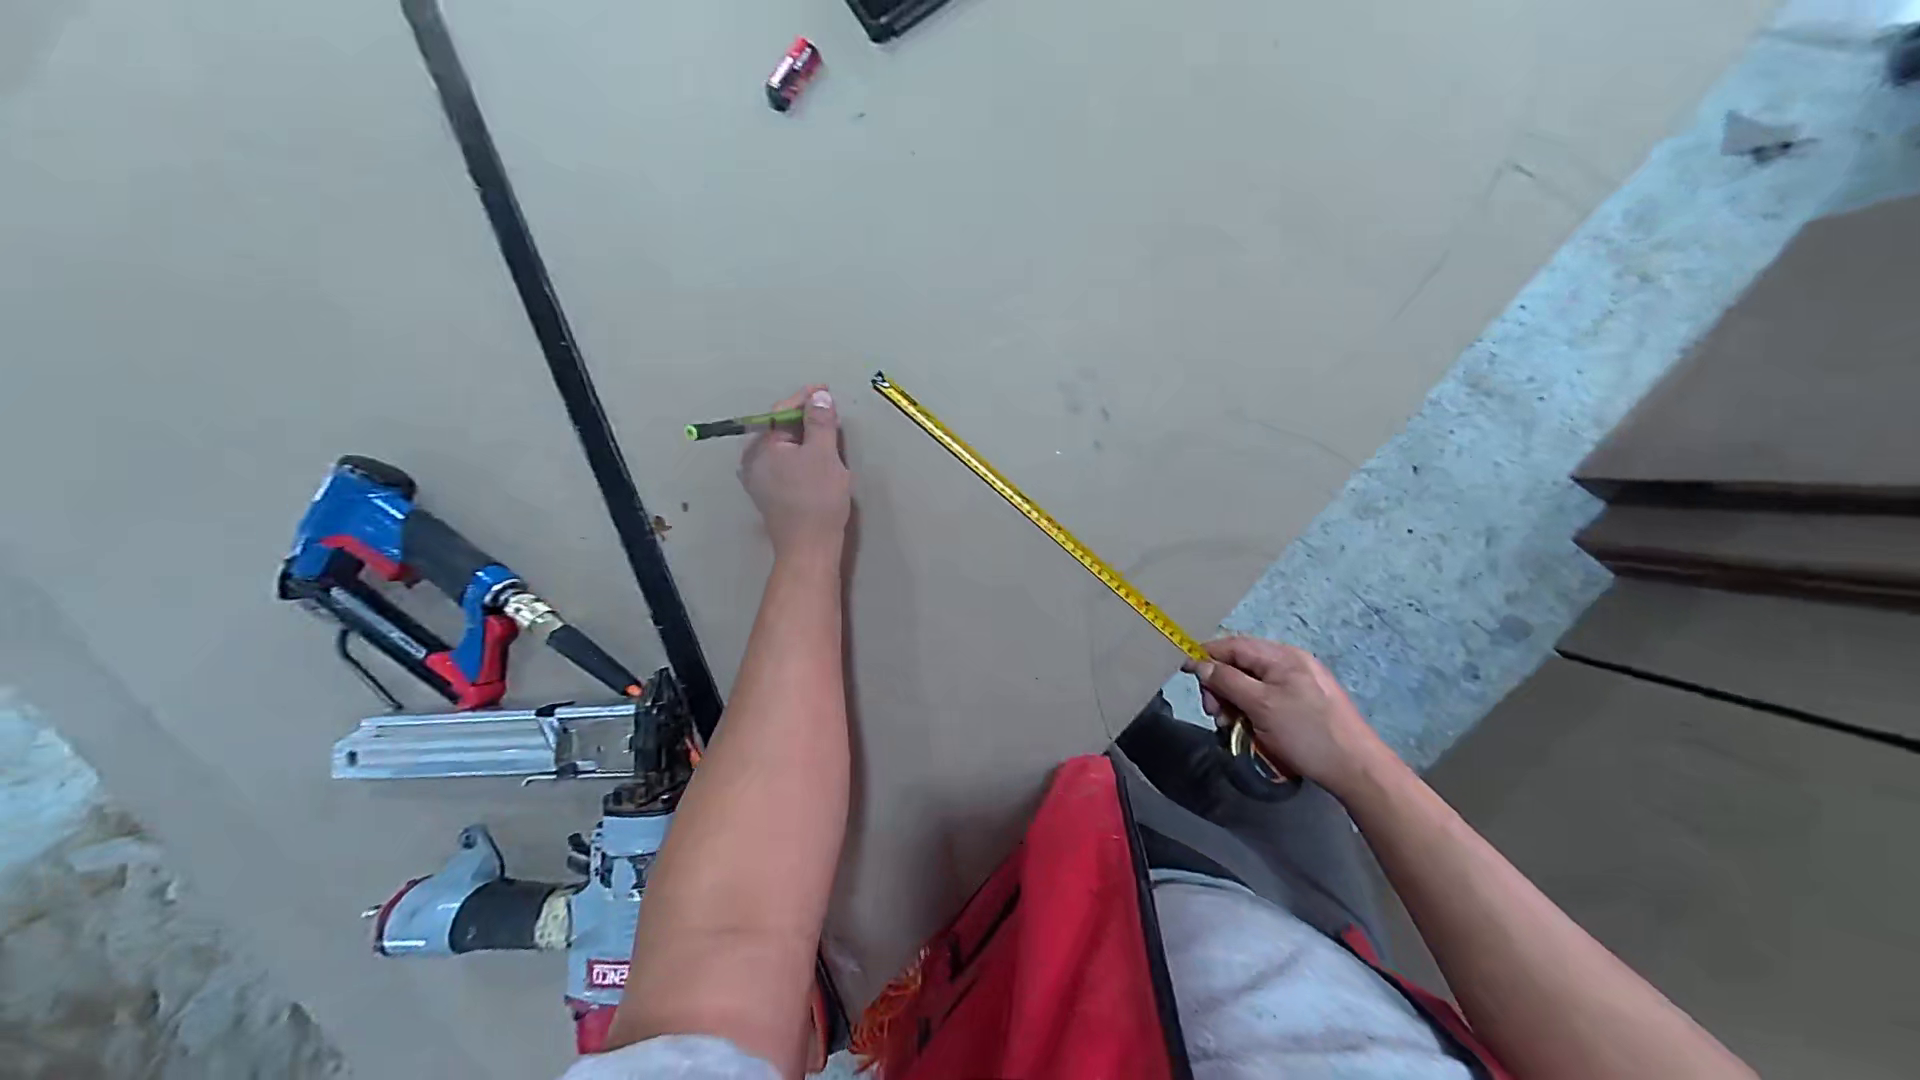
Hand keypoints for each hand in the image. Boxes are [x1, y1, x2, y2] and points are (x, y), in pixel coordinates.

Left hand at [740, 386, 851, 559]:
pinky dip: (804, 457)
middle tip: (832, 414)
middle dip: (807, 420)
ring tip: (830, 436)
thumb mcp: (823, 454)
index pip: (781, 412)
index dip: (805, 399)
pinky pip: (788, 465)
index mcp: (760, 448)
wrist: (810, 548)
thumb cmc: (816, 500)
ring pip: (786, 449)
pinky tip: (821, 461)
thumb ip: (820, 421)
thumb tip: (818, 396)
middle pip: (781, 429)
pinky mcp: (772, 496)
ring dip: (807, 439)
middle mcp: (753, 462)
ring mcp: (760, 481)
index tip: (825, 391)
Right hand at [1184, 637, 1391, 794]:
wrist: (1358, 769)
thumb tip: (1200, 663)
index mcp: (1281, 656)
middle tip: (1215, 713)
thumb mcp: (1260, 706)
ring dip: (1234, 701)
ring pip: (1251, 683)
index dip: (1206, 657)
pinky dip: (1252, 709)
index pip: (1232, 645)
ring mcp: (1300, 681)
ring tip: (1232, 725)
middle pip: (1240, 664)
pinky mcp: (1305, 702)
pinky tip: (1251, 728)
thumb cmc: (1306, 734)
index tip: (1186, 674)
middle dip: (1220, 685)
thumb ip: (1227, 681)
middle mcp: (1290, 662)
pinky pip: (1267, 697)